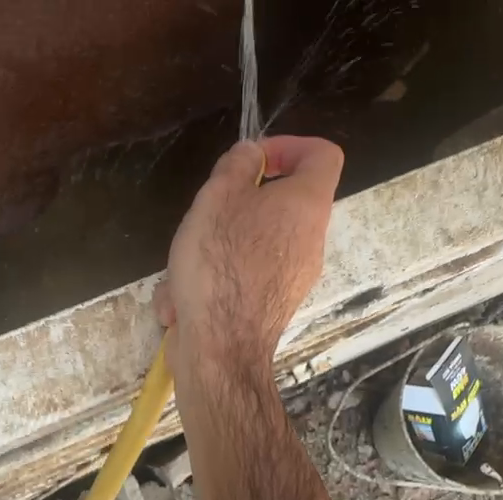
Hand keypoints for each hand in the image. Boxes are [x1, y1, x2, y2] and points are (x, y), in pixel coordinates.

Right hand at [156, 136, 342, 383]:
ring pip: (248, 251)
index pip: (322, 155)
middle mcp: (310, 242)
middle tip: (202, 221)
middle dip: (230, 213)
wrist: (221, 350)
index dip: (289, 146)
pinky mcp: (269, 311)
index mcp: (306, 205)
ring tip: (180, 277)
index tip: (250, 161)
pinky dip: (210, 289)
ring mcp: (291, 281)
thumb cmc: (218, 266)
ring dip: (209, 259)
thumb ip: (235, 167)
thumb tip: (250, 157)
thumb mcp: (216, 199)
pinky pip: (240, 284)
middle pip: (276, 208)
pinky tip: (181, 306)